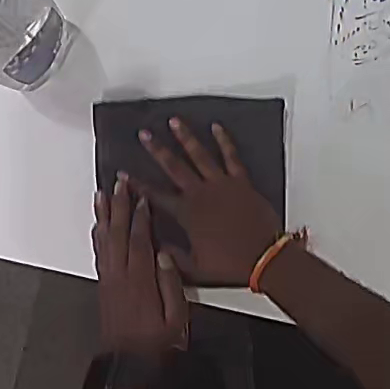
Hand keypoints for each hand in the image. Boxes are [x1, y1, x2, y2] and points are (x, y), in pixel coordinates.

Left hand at [93, 176, 187, 360]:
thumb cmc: (156, 343)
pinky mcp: (103, 286)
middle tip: (119, 185)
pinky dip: (98, 236)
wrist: (128, 363)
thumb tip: (166, 256)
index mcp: (140, 281)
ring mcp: (109, 280)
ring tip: (102, 196)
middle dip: (119, 206)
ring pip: (104, 240)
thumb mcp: (176, 318)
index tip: (142, 197)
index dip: (141, 216)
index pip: (140, 240)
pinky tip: (99, 226)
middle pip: (118, 233)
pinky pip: (99, 253)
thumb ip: (171, 285)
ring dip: (104, 216)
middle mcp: (120, 276)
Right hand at [137, 118, 283, 285]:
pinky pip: (231, 157)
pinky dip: (224, 141)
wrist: (265, 258)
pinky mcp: (241, 182)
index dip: (138, 184)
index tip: (124, 173)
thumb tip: (156, 248)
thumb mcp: (195, 267)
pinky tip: (216, 128)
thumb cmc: (230, 264)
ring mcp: (222, 184)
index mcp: (187, 213)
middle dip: (157, 149)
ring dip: (185, 137)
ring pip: (199, 155)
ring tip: (174, 121)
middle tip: (144, 134)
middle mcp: (201, 193)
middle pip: (174, 166)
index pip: (156, 195)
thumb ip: (173, 256)